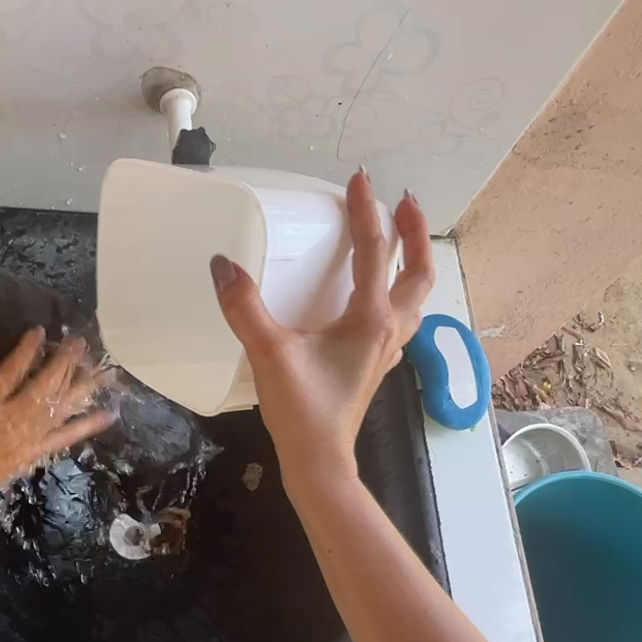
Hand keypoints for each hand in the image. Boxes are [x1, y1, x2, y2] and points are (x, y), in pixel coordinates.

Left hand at [0, 328, 112, 511]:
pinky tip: (36, 334)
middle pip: (62, 405)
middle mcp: (23, 436)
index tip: (110, 412)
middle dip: (83, 384)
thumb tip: (22, 451)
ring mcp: (5, 415)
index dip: (89, 424)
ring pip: (44, 385)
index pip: (64, 437)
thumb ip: (10, 459)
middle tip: (102, 365)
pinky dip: (26, 351)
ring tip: (78, 343)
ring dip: (63, 361)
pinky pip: (12, 370)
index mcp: (24, 457)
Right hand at [209, 168, 432, 483]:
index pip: (375, 251)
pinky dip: (398, 300)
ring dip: (414, 267)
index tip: (359, 178)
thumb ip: (245, 309)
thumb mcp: (270, 355)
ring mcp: (384, 353)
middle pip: (419, 274)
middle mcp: (387, 332)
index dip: (366, 211)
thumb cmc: (303, 412)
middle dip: (415, 235)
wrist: (319, 463)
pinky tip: (377, 304)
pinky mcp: (372, 370)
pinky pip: (399, 324)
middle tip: (403, 204)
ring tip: (401, 247)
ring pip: (416, 301)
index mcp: (370, 319)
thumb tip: (222, 265)